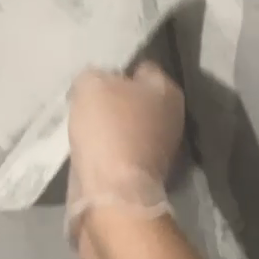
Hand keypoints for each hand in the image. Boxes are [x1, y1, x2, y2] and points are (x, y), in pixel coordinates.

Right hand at [66, 62, 184, 241]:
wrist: (112, 191)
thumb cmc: (108, 128)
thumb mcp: (90, 84)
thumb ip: (95, 74)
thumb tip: (98, 82)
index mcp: (167, 90)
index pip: (142, 68)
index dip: (116, 70)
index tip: (96, 78)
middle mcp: (173, 116)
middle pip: (136, 98)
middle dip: (114, 99)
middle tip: (87, 102)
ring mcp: (162, 147)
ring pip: (129, 125)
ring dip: (110, 126)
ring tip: (85, 126)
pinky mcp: (146, 172)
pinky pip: (123, 149)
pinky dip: (109, 149)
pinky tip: (90, 148)